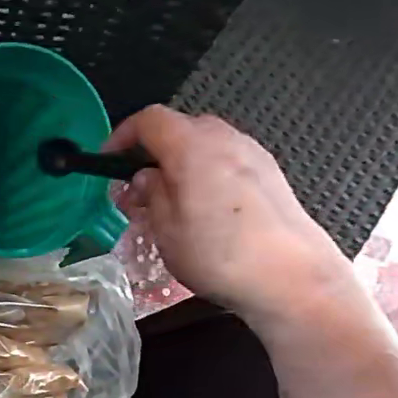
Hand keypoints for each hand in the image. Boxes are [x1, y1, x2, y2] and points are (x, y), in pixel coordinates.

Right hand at [109, 106, 360, 332]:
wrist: (289, 277)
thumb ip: (151, 195)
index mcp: (192, 148)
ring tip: (168, 204)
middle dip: (151, 153)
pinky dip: (205, 173)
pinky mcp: (270, 174)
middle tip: (136, 191)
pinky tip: (203, 210)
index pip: (150, 120)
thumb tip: (146, 177)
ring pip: (204, 145)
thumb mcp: (166, 231)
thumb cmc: (218, 256)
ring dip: (179, 165)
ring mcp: (253, 154)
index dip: (122, 136)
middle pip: (179, 128)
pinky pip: (226, 160)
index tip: (108, 162)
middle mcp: (225, 139)